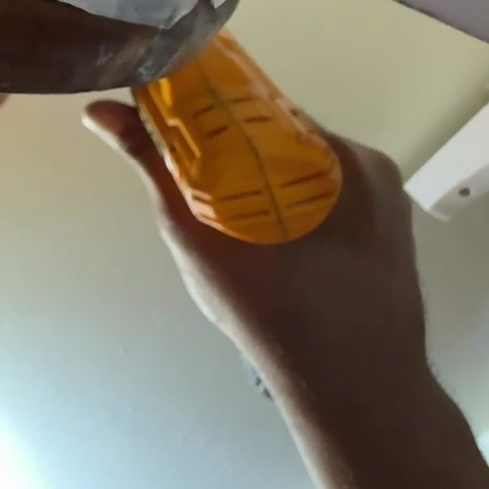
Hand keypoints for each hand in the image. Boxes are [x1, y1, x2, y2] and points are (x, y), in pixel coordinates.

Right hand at [82, 100, 427, 392]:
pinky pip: (323, 186)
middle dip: (222, 140)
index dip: (199, 102)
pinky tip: (259, 226)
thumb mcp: (193, 231)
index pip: (250, 101)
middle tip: (180, 166)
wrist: (353, 387)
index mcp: (325, 152)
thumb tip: (98, 108)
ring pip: (297, 158)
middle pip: (273, 129)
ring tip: (213, 199)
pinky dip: (284, 192)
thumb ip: (150, 162)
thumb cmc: (267, 306)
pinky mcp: (390, 222)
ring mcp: (384, 194)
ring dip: (253, 167)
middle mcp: (363, 162)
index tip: (160, 112)